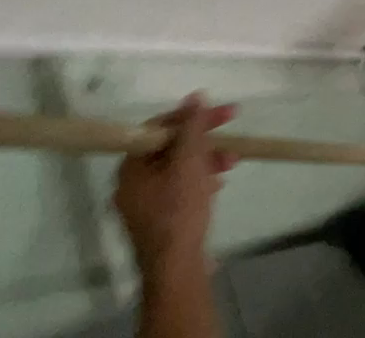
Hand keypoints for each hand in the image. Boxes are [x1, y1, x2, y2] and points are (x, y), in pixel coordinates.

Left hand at [113, 93, 239, 272]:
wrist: (176, 266)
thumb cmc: (180, 209)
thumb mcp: (190, 162)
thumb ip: (192, 127)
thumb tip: (195, 96)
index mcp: (131, 168)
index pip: (159, 128)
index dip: (192, 117)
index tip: (222, 114)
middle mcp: (132, 184)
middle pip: (170, 148)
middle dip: (204, 142)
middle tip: (233, 138)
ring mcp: (144, 203)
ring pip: (178, 168)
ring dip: (207, 160)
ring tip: (231, 163)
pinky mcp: (159, 218)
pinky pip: (180, 187)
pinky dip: (200, 180)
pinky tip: (218, 185)